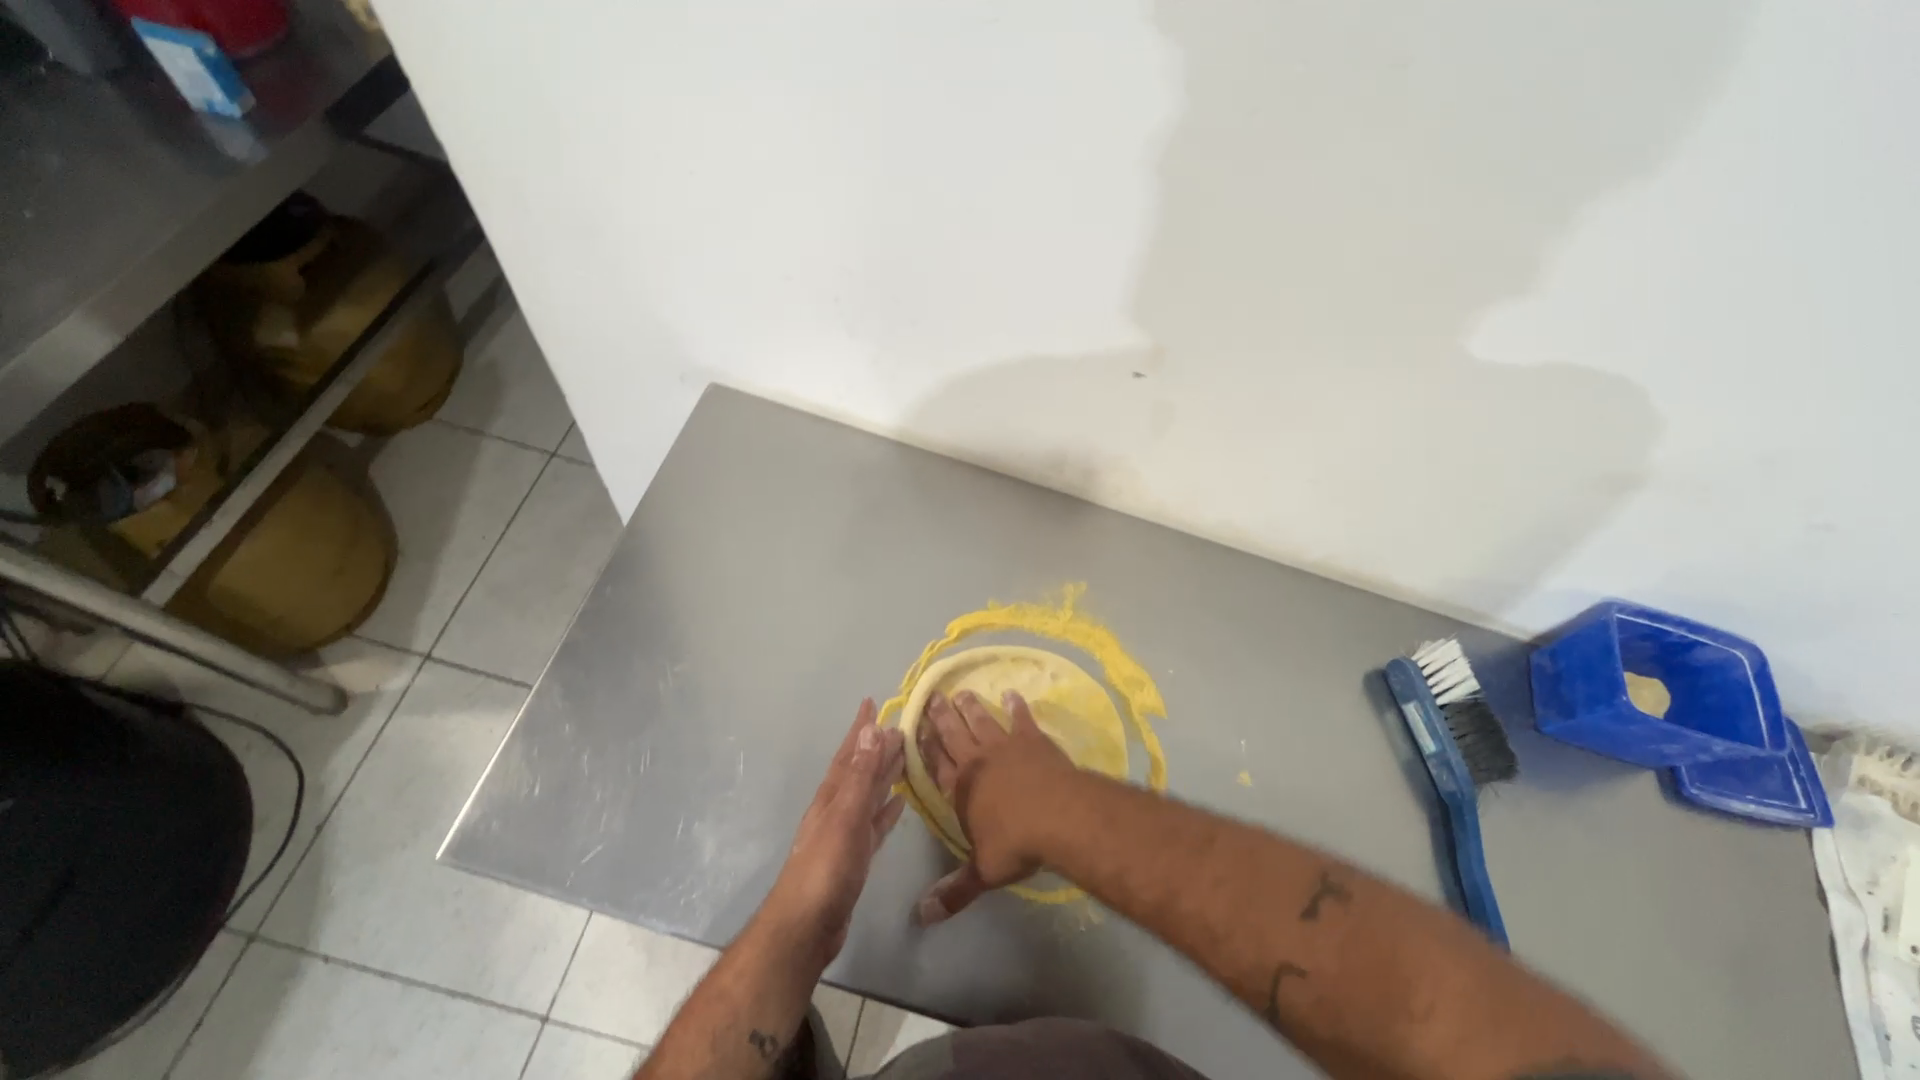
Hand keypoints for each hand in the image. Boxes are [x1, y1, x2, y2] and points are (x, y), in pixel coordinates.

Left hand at [759, 699, 905, 966]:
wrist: (807, 926)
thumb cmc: (825, 870)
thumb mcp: (845, 818)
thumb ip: (859, 777)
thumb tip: (870, 730)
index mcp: (831, 797)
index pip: (849, 754)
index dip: (860, 729)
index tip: (871, 703)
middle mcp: (836, 810)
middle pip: (859, 771)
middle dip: (875, 748)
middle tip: (898, 726)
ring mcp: (844, 834)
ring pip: (867, 795)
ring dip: (882, 775)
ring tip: (901, 757)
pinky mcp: (854, 857)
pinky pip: (874, 823)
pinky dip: (885, 810)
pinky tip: (897, 804)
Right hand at [912, 689, 1075, 924]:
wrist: (1058, 815)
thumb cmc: (1017, 844)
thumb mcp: (983, 872)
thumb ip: (954, 891)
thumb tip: (922, 918)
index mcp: (960, 790)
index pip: (935, 764)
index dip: (923, 746)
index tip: (912, 725)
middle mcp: (977, 762)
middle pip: (953, 735)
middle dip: (940, 717)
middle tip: (931, 696)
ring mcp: (1006, 747)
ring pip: (982, 722)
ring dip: (971, 708)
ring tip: (961, 692)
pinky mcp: (1034, 740)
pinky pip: (1021, 719)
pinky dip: (1015, 707)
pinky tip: (1011, 694)